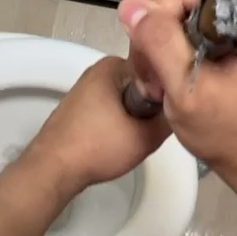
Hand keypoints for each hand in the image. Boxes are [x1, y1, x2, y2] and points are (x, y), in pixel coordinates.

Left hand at [21, 56, 171, 196]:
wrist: (53, 169)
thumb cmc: (98, 148)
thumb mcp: (146, 136)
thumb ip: (171, 117)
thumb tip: (184, 106)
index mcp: (113, 65)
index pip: (157, 67)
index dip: (170, 89)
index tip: (178, 108)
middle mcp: (98, 70)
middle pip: (142, 82)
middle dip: (153, 102)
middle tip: (160, 126)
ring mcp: (86, 87)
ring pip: (127, 95)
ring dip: (137, 112)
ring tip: (142, 133)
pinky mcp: (80, 105)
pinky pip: (111, 105)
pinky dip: (120, 118)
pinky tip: (123, 137)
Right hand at [118, 0, 236, 179]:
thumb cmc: (227, 131)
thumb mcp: (188, 91)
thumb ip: (160, 45)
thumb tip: (129, 6)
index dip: (158, 18)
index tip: (152, 59)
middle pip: (174, 1)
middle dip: (153, 37)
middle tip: (153, 80)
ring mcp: (227, 29)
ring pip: (171, 19)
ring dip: (154, 50)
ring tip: (158, 87)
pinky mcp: (218, 44)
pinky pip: (177, 34)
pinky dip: (163, 57)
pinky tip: (164, 83)